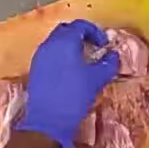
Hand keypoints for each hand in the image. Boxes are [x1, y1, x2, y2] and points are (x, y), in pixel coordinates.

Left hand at [17, 20, 119, 147]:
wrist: (47, 122)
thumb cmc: (74, 97)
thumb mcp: (96, 79)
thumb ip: (108, 64)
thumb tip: (113, 56)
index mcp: (64, 42)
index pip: (80, 26)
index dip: (95, 32)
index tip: (103, 44)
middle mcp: (48, 45)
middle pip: (66, 31)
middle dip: (81, 35)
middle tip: (93, 48)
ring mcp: (39, 57)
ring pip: (56, 42)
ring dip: (70, 46)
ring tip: (83, 61)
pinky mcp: (35, 70)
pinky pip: (50, 55)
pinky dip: (61, 56)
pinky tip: (70, 72)